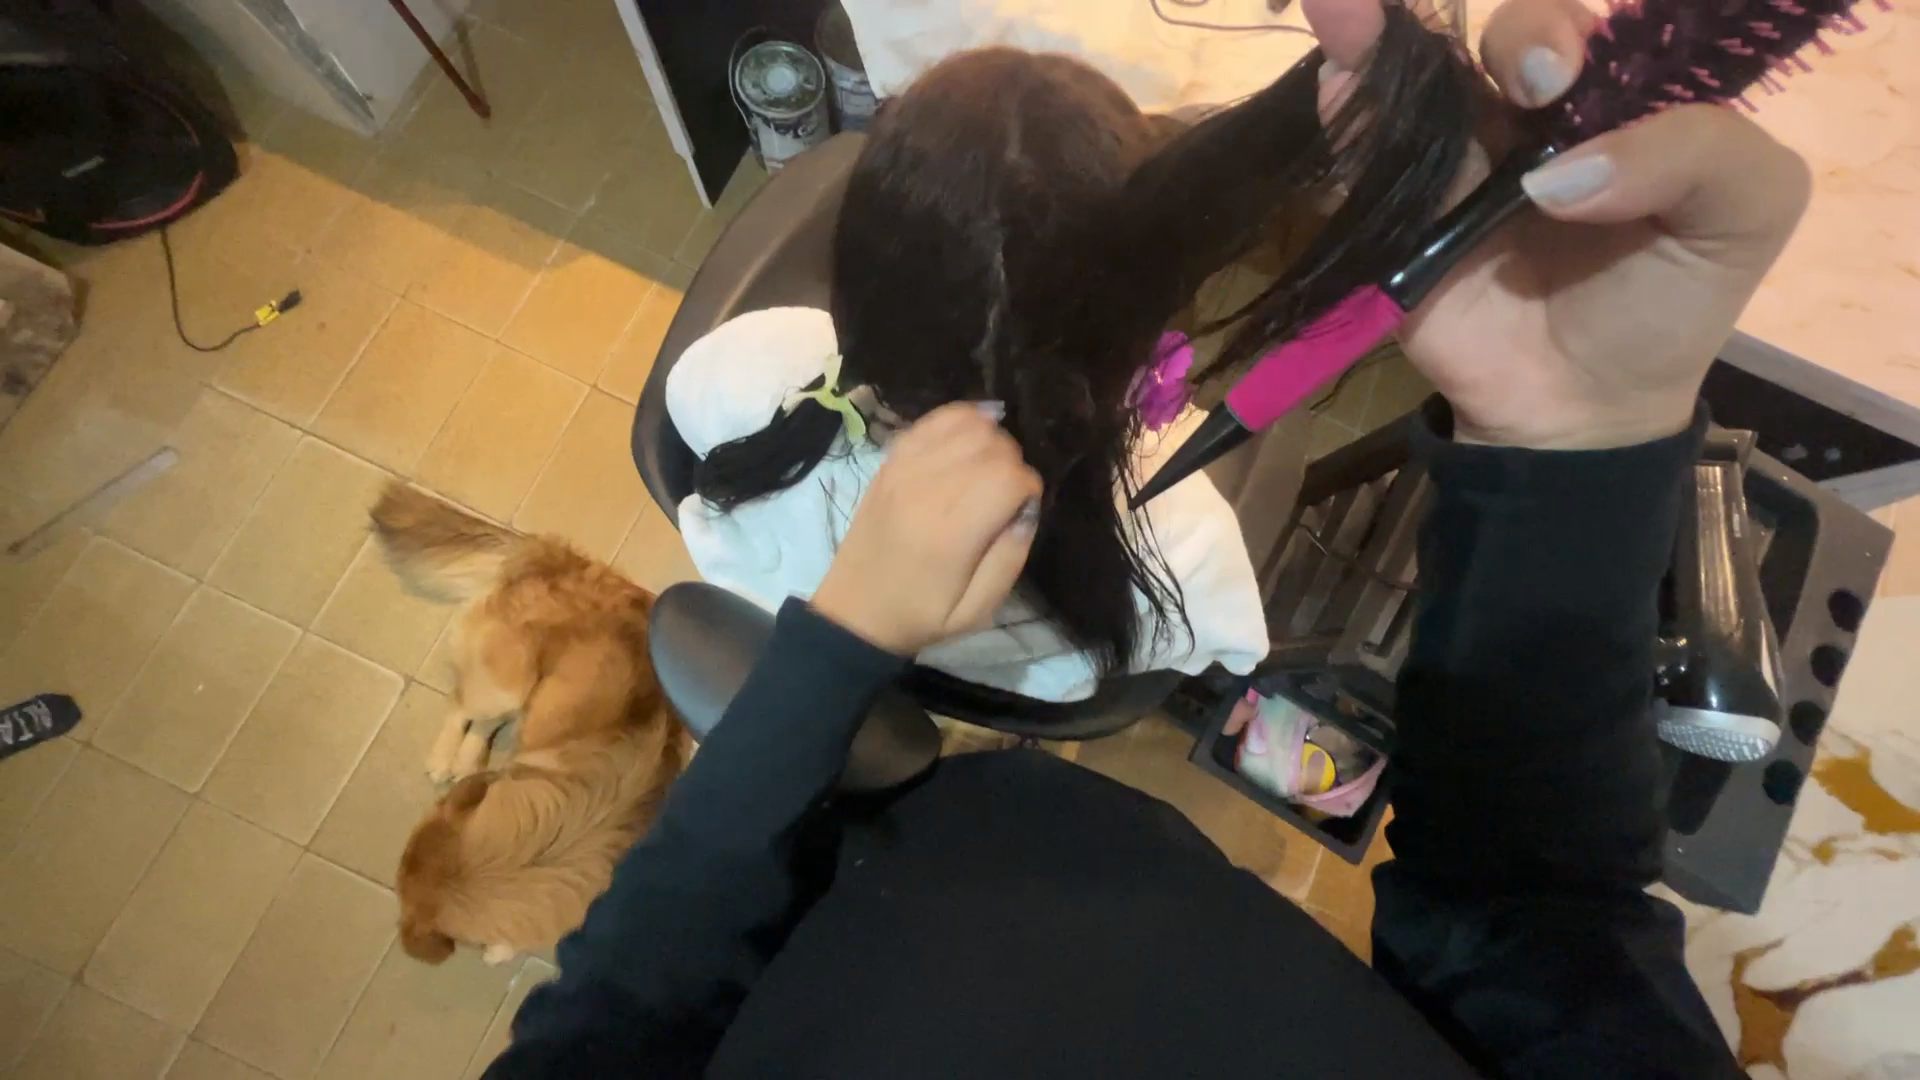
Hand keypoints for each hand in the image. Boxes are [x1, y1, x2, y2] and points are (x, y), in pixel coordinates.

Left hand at [811, 403, 1042, 654]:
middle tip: (1005, 493)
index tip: (1022, 510)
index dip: (1028, 489)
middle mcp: (925, 491)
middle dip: (1012, 463)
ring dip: (990, 440)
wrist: (854, 612)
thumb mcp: (976, 611)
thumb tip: (1027, 509)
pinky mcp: (890, 462)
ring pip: (966, 424)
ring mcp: (903, 470)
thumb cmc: (920, 615)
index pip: (1008, 477)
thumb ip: (1009, 560)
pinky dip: (961, 420)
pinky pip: (933, 420)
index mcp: (949, 535)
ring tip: (989, 469)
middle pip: (991, 445)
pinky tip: (972, 438)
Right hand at [1307, 0, 1811, 448]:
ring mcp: (1448, 188)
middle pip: (1482, 55)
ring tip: (1341, 8)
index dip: (1550, 37)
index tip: (1553, 85)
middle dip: (1472, 36)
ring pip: (1410, 105)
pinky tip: (1330, 92)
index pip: (1569, 38)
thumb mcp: (1742, 213)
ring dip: (1373, 55)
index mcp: (1602, 111)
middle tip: (1474, 58)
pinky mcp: (1397, 240)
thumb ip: (1693, 153)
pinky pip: (1365, 182)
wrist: (1577, 404)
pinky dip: (1343, 138)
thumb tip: (1551, 174)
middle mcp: (1518, 135)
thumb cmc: (1667, 305)